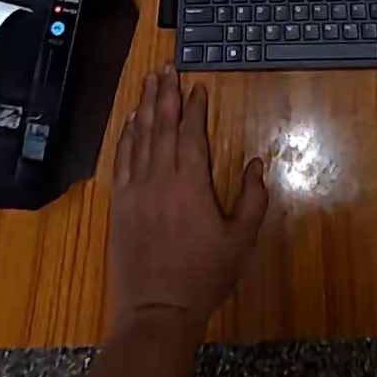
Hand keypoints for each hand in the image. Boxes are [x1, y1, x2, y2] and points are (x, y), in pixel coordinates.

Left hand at [108, 66, 268, 335]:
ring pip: (140, 136)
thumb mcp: (241, 240)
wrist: (157, 310)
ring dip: (145, 106)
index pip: (191, 134)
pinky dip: (126, 135)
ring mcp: (135, 189)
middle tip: (166, 67)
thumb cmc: (204, 275)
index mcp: (190, 184)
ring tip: (149, 81)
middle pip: (162, 126)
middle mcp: (160, 178)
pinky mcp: (119, 202)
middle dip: (165, 94)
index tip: (198, 87)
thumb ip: (252, 199)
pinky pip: (122, 159)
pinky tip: (130, 120)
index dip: (194, 108)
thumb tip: (256, 164)